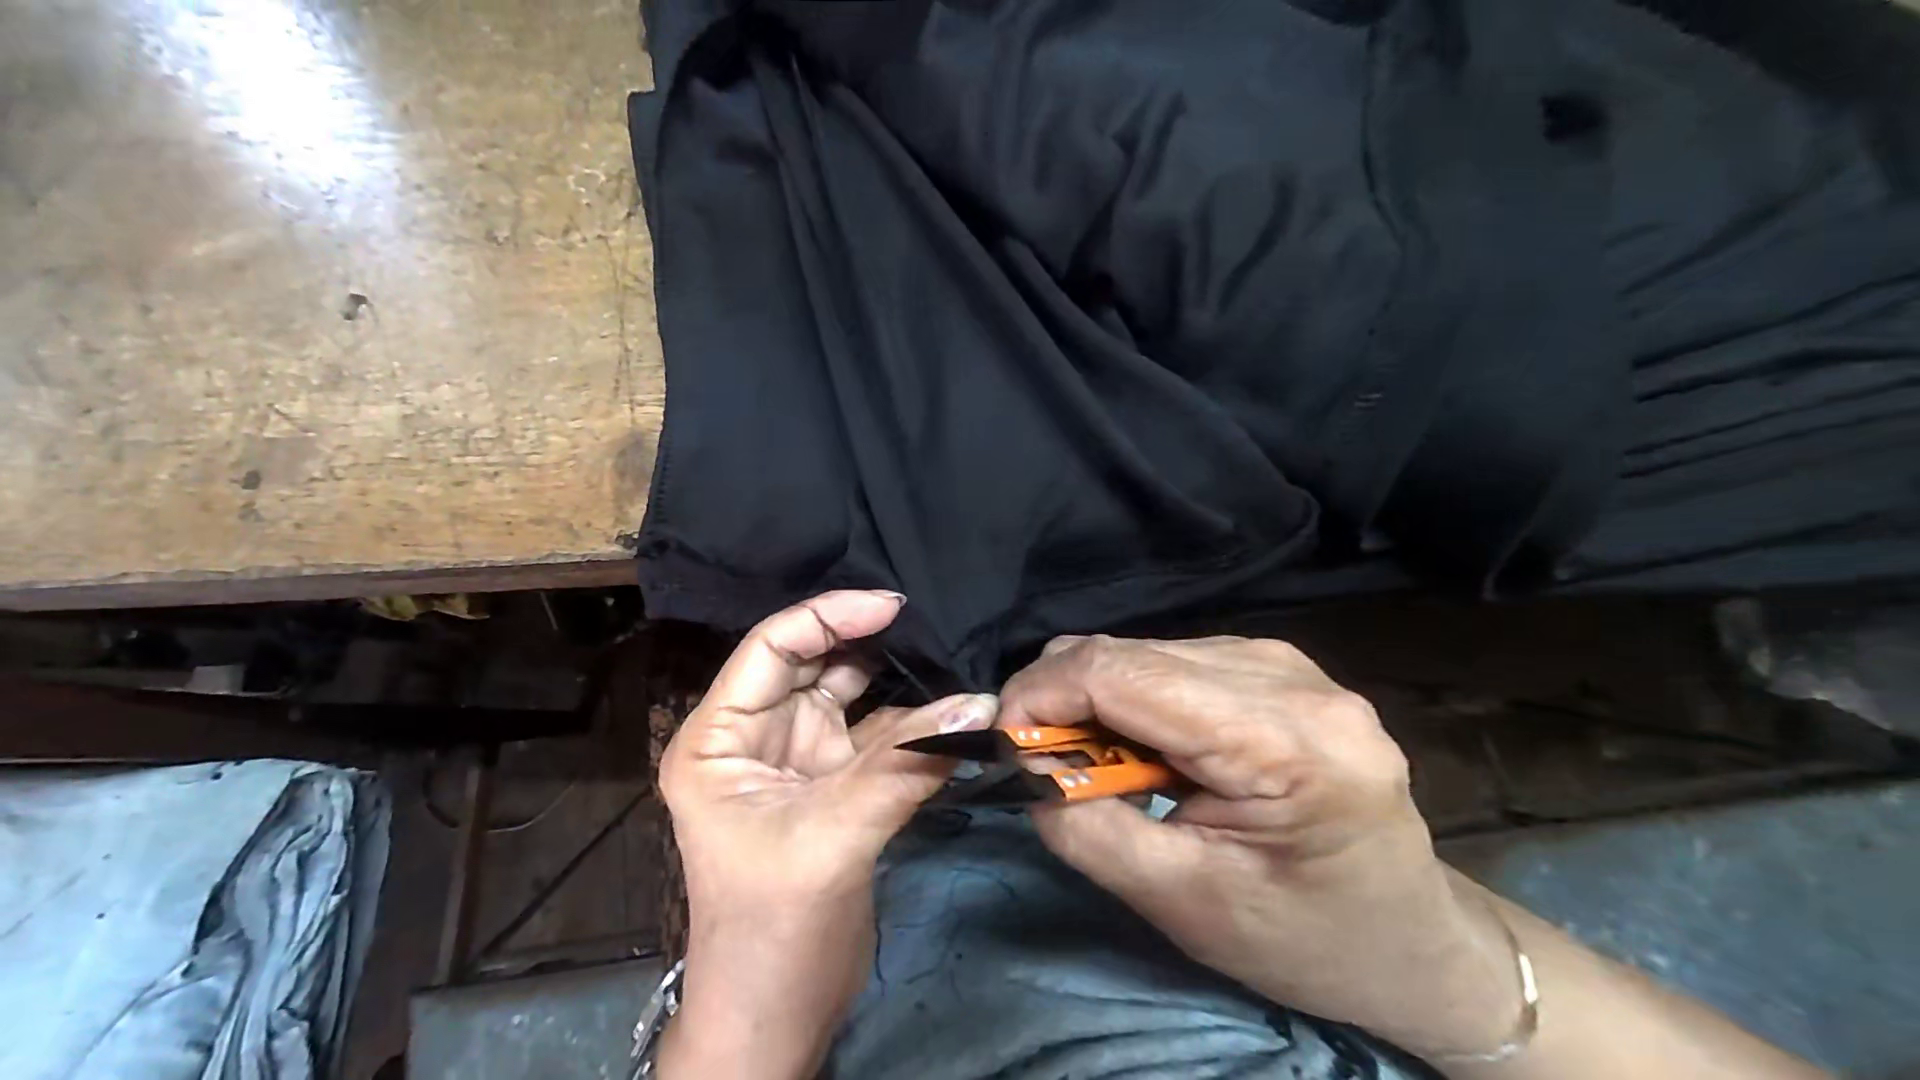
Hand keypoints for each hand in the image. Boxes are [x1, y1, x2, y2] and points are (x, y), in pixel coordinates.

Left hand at [656, 590, 997, 1077]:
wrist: (779, 1016)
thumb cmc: (773, 929)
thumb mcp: (832, 838)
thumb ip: (905, 766)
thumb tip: (981, 704)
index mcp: (719, 737)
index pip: (772, 648)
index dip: (828, 616)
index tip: (892, 604)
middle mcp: (756, 735)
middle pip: (813, 663)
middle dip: (867, 640)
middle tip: (929, 620)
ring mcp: (799, 757)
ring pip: (851, 695)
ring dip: (897, 678)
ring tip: (948, 650)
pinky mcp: (835, 782)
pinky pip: (878, 735)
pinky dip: (914, 723)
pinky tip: (954, 708)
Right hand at [998, 635, 1524, 1057]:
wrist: (1413, 939)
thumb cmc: (1303, 940)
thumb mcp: (1180, 902)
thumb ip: (1085, 827)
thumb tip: (1022, 764)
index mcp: (1285, 741)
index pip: (1124, 674)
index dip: (1042, 694)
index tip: (1002, 740)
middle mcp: (1289, 676)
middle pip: (1128, 653)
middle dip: (1060, 698)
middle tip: (1038, 762)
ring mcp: (1284, 659)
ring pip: (1141, 649)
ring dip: (1094, 700)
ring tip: (1095, 767)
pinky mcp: (1272, 663)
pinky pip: (1168, 658)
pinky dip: (1130, 698)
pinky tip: (1141, 749)